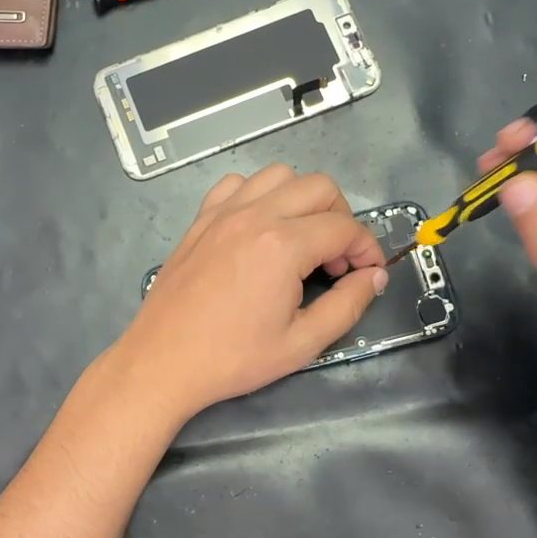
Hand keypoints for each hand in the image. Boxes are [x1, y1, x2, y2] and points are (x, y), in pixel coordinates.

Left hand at [110, 165, 388, 419]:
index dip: (366, 248)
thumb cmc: (232, 358)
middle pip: (318, 187)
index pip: (344, 226)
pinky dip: (258, 195)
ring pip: (278, 175)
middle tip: (335, 260)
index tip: (366, 273)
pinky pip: (236, 184)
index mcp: (282, 245)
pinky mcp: (200, 220)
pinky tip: (258, 228)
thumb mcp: (301, 344)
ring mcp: (223, 213)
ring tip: (301, 240)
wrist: (163, 361)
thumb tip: (373, 276)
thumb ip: (347, 305)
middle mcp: (254, 215)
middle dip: (341, 218)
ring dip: (301, 199)